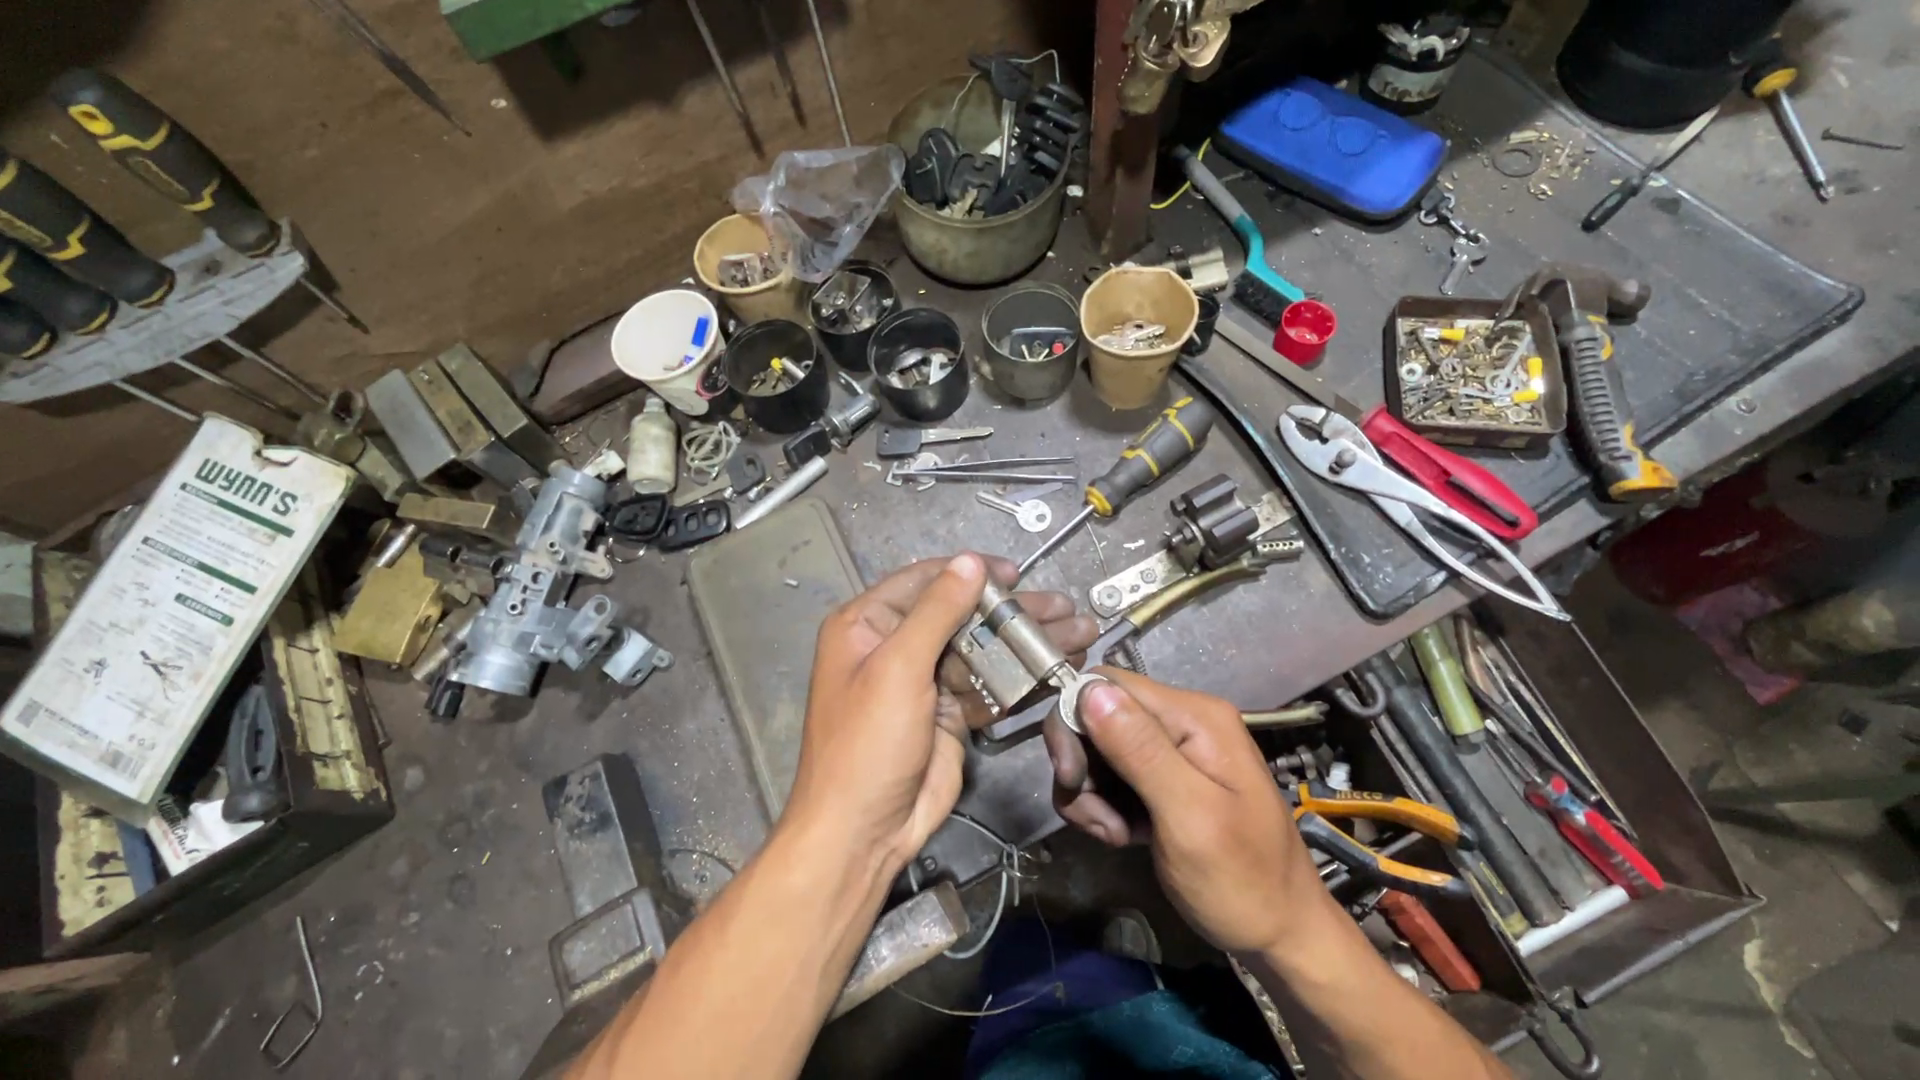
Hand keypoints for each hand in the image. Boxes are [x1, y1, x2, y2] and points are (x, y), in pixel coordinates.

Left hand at [784, 554, 1095, 874]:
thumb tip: (969, 560)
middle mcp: (894, 646)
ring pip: (981, 651)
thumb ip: (937, 611)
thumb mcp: (898, 668)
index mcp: (866, 625)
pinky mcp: (947, 715)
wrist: (863, 830)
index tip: (1016, 573)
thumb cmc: (869, 742)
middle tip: (1062, 605)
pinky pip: (987, 687)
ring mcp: (923, 682)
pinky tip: (1057, 669)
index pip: (924, 581)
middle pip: (961, 616)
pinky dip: (1020, 680)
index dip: (969, 573)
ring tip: (1078, 633)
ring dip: (1026, 645)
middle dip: (1012, 612)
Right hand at [1054, 670, 1329, 955]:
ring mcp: (1172, 751)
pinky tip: (1125, 836)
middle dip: (1082, 766)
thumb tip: (1092, 691)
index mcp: (1195, 716)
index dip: (1076, 722)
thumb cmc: (1243, 880)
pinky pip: (1109, 776)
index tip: (1072, 776)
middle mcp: (1182, 721)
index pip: (1106, 683)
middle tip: (1098, 819)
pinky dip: (1103, 806)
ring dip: (1091, 794)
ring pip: (1096, 750)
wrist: (1281, 933)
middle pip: (1095, 715)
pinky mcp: (1160, 780)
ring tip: (1118, 835)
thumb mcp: (1190, 817)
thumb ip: (1141, 752)